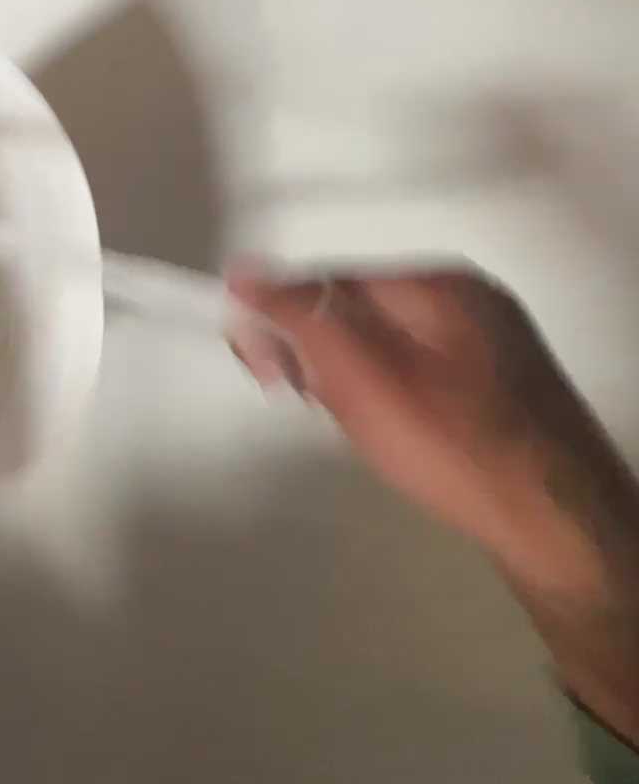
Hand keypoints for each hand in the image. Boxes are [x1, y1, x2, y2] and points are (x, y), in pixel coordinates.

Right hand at [229, 263, 638, 742]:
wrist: (555, 527)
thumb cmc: (454, 448)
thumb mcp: (355, 372)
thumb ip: (295, 313)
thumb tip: (242, 272)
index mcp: (433, 284)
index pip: (313, 281)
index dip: (276, 322)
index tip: (265, 368)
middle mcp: (457, 297)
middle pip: (337, 305)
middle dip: (303, 347)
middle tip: (299, 391)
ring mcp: (471, 335)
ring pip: (358, 335)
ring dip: (329, 369)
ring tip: (342, 411)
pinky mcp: (473, 372)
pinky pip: (389, 358)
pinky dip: (363, 383)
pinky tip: (370, 415)